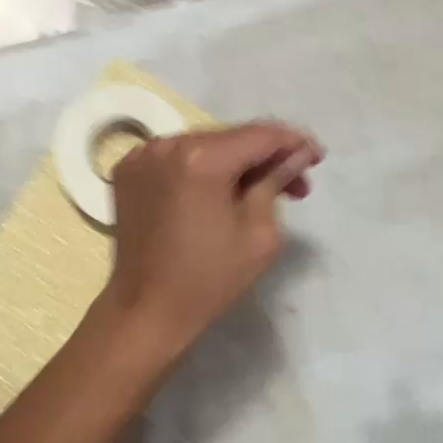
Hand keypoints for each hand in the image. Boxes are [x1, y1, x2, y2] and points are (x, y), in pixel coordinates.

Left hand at [97, 121, 323, 355]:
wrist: (147, 307)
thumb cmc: (209, 278)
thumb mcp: (258, 233)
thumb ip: (275, 183)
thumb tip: (295, 154)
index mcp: (200, 158)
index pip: (257, 135)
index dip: (292, 142)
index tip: (315, 156)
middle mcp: (167, 144)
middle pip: (228, 137)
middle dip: (264, 156)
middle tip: (295, 184)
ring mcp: (141, 154)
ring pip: (200, 145)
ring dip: (231, 161)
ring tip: (257, 191)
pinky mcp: (126, 169)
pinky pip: (174, 158)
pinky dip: (198, 168)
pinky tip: (214, 193)